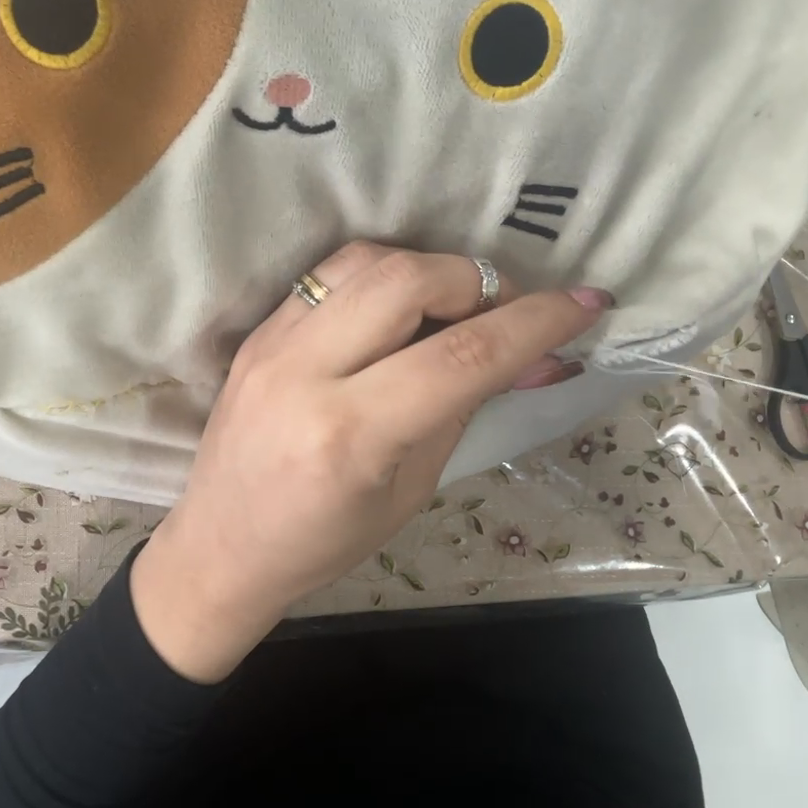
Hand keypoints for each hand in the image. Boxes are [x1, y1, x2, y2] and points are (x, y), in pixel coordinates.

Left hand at [131, 241, 611, 681]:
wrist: (220, 546)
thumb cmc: (321, 543)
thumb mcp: (409, 490)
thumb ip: (463, 408)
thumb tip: (530, 355)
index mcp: (348, 435)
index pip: (460, 356)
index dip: (535, 322)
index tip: (587, 303)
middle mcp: (304, 374)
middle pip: (406, 280)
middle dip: (476, 281)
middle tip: (505, 313)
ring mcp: (271, 344)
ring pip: (365, 261)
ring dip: (428, 269)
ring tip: (455, 308)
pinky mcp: (257, 332)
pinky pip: (329, 276)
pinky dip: (381, 276)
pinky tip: (402, 308)